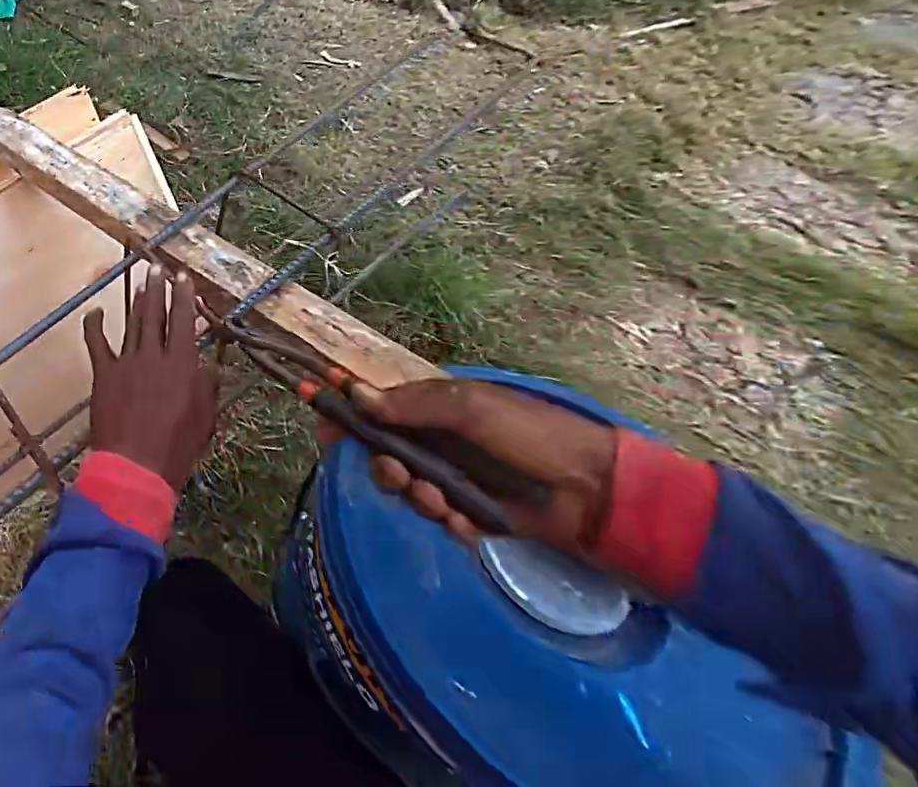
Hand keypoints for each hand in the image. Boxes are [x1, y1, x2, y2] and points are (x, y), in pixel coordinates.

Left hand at [82, 266, 217, 491]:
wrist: (134, 467)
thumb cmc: (175, 448)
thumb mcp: (203, 420)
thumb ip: (206, 389)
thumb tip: (211, 367)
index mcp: (182, 365)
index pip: (184, 322)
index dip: (183, 297)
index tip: (182, 278)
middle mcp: (154, 356)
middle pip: (156, 315)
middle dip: (158, 288)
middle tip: (157, 268)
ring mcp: (126, 363)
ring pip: (132, 323)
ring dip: (137, 301)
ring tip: (141, 281)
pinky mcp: (103, 374)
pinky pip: (96, 344)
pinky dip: (94, 326)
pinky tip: (95, 311)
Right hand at [333, 379, 617, 552]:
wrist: (595, 490)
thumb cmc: (528, 433)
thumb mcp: (468, 407)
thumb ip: (410, 404)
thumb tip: (355, 396)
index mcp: (429, 408)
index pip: (373, 408)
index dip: (344, 415)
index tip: (322, 427)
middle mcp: (432, 441)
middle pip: (380, 454)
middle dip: (384, 467)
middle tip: (398, 475)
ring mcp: (448, 476)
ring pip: (406, 488)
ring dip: (417, 496)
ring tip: (443, 503)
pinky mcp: (467, 512)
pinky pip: (438, 517)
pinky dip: (448, 522)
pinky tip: (468, 523)